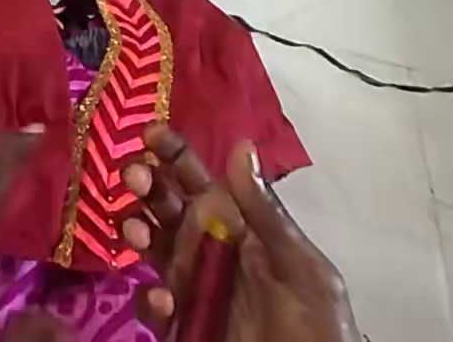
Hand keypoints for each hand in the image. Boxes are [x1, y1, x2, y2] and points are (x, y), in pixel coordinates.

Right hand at [120, 124, 358, 341]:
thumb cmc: (318, 332)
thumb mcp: (303, 272)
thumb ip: (266, 214)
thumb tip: (241, 145)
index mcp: (233, 223)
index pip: (195, 177)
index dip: (170, 150)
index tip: (149, 132)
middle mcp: (203, 246)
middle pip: (161, 202)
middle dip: (142, 182)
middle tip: (134, 176)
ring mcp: (188, 286)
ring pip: (147, 244)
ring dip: (134, 229)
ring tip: (137, 234)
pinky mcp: (177, 326)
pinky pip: (151, 305)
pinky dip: (149, 299)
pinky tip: (164, 301)